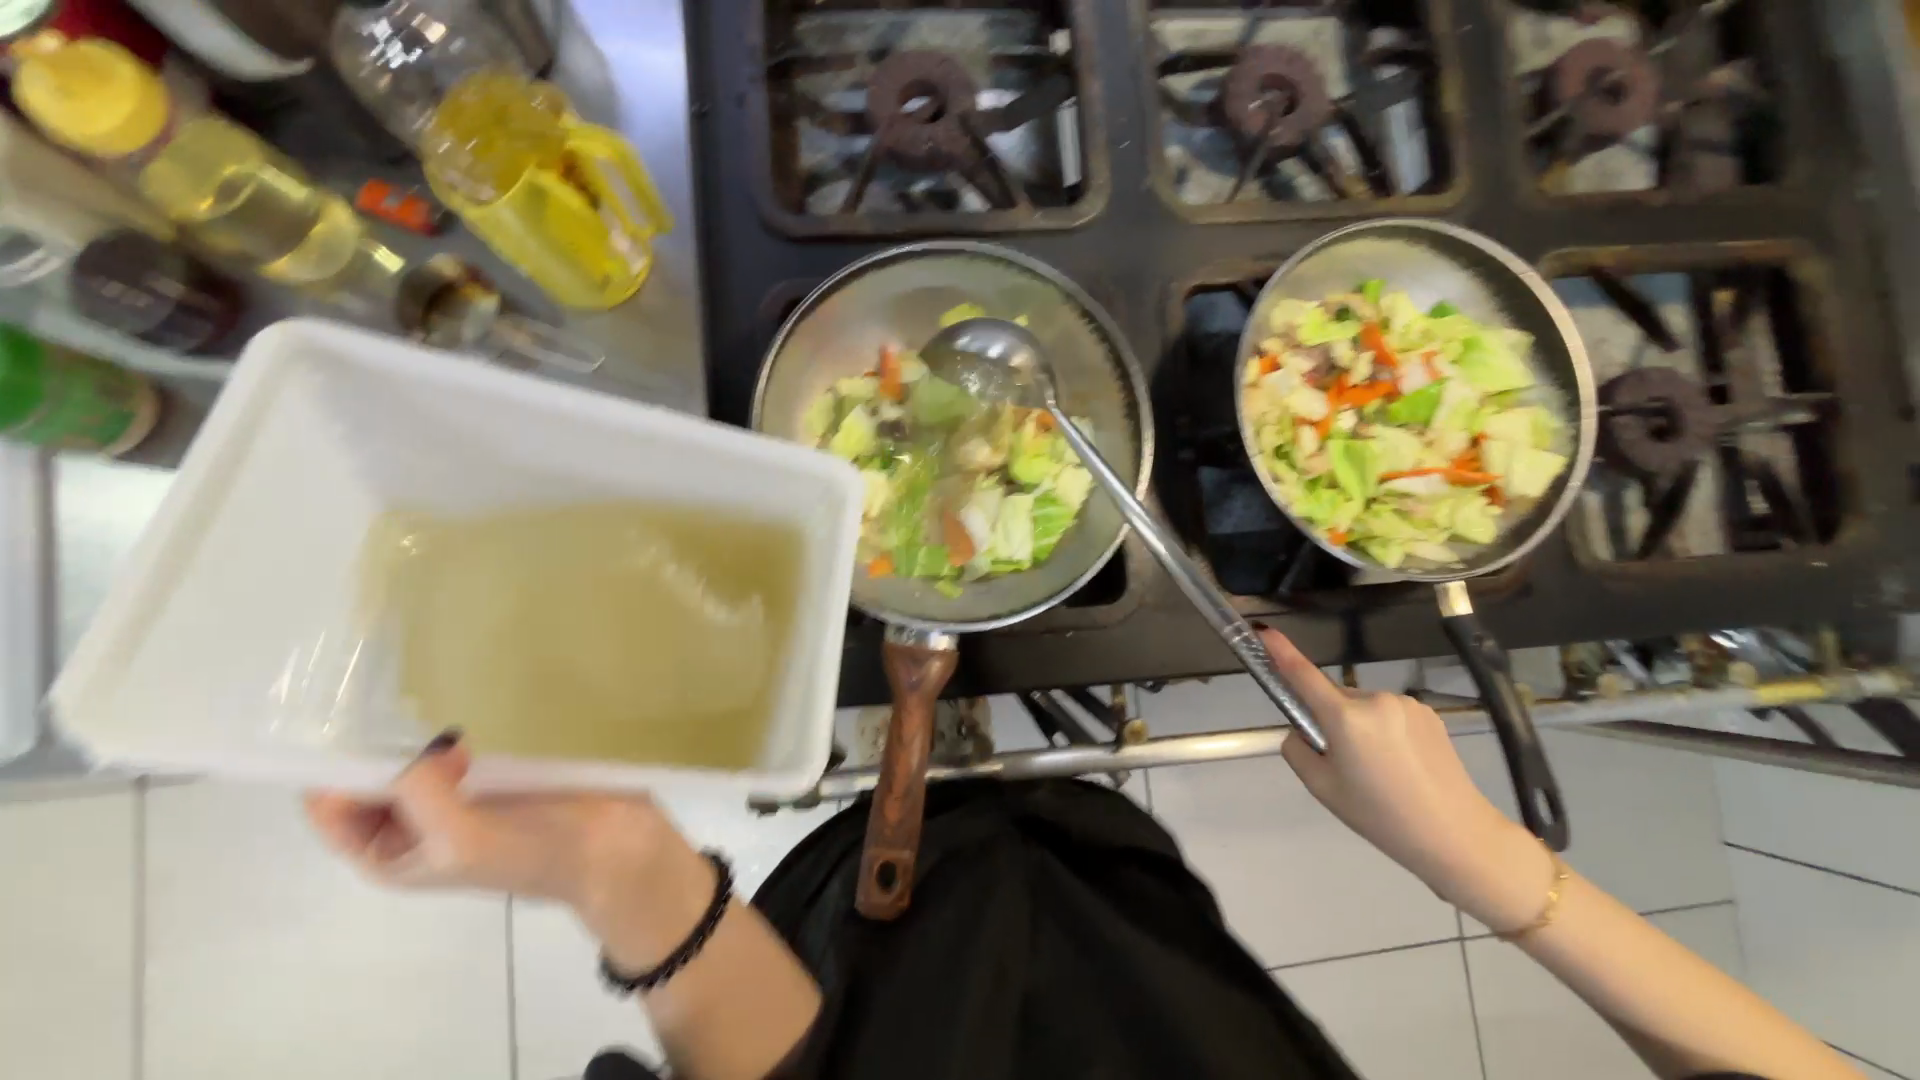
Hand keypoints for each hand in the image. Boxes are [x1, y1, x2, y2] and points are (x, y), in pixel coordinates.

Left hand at [305, 732, 717, 970]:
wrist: (611, 848)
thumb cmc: (532, 853)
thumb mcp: (462, 839)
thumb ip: (422, 795)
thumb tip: (412, 751)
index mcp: (391, 855)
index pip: (332, 808)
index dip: (331, 770)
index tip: (343, 728)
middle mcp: (417, 825)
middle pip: (371, 778)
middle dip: (375, 747)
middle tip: (393, 707)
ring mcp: (458, 798)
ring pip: (413, 759)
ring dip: (417, 738)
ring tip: (432, 709)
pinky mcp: (497, 776)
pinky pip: (457, 749)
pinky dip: (455, 735)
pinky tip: (471, 720)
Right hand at [1264, 629, 1554, 929]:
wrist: (1456, 835)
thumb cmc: (1380, 816)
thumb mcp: (1322, 788)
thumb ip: (1298, 750)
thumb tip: (1301, 731)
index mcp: (1346, 717)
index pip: (1303, 674)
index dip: (1280, 651)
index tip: (1264, 632)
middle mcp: (1376, 699)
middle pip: (1334, 698)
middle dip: (1331, 720)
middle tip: (1345, 766)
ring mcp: (1406, 704)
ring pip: (1363, 707)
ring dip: (1360, 727)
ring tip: (1380, 772)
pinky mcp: (1429, 713)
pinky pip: (1389, 714)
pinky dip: (1385, 733)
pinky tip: (1402, 766)